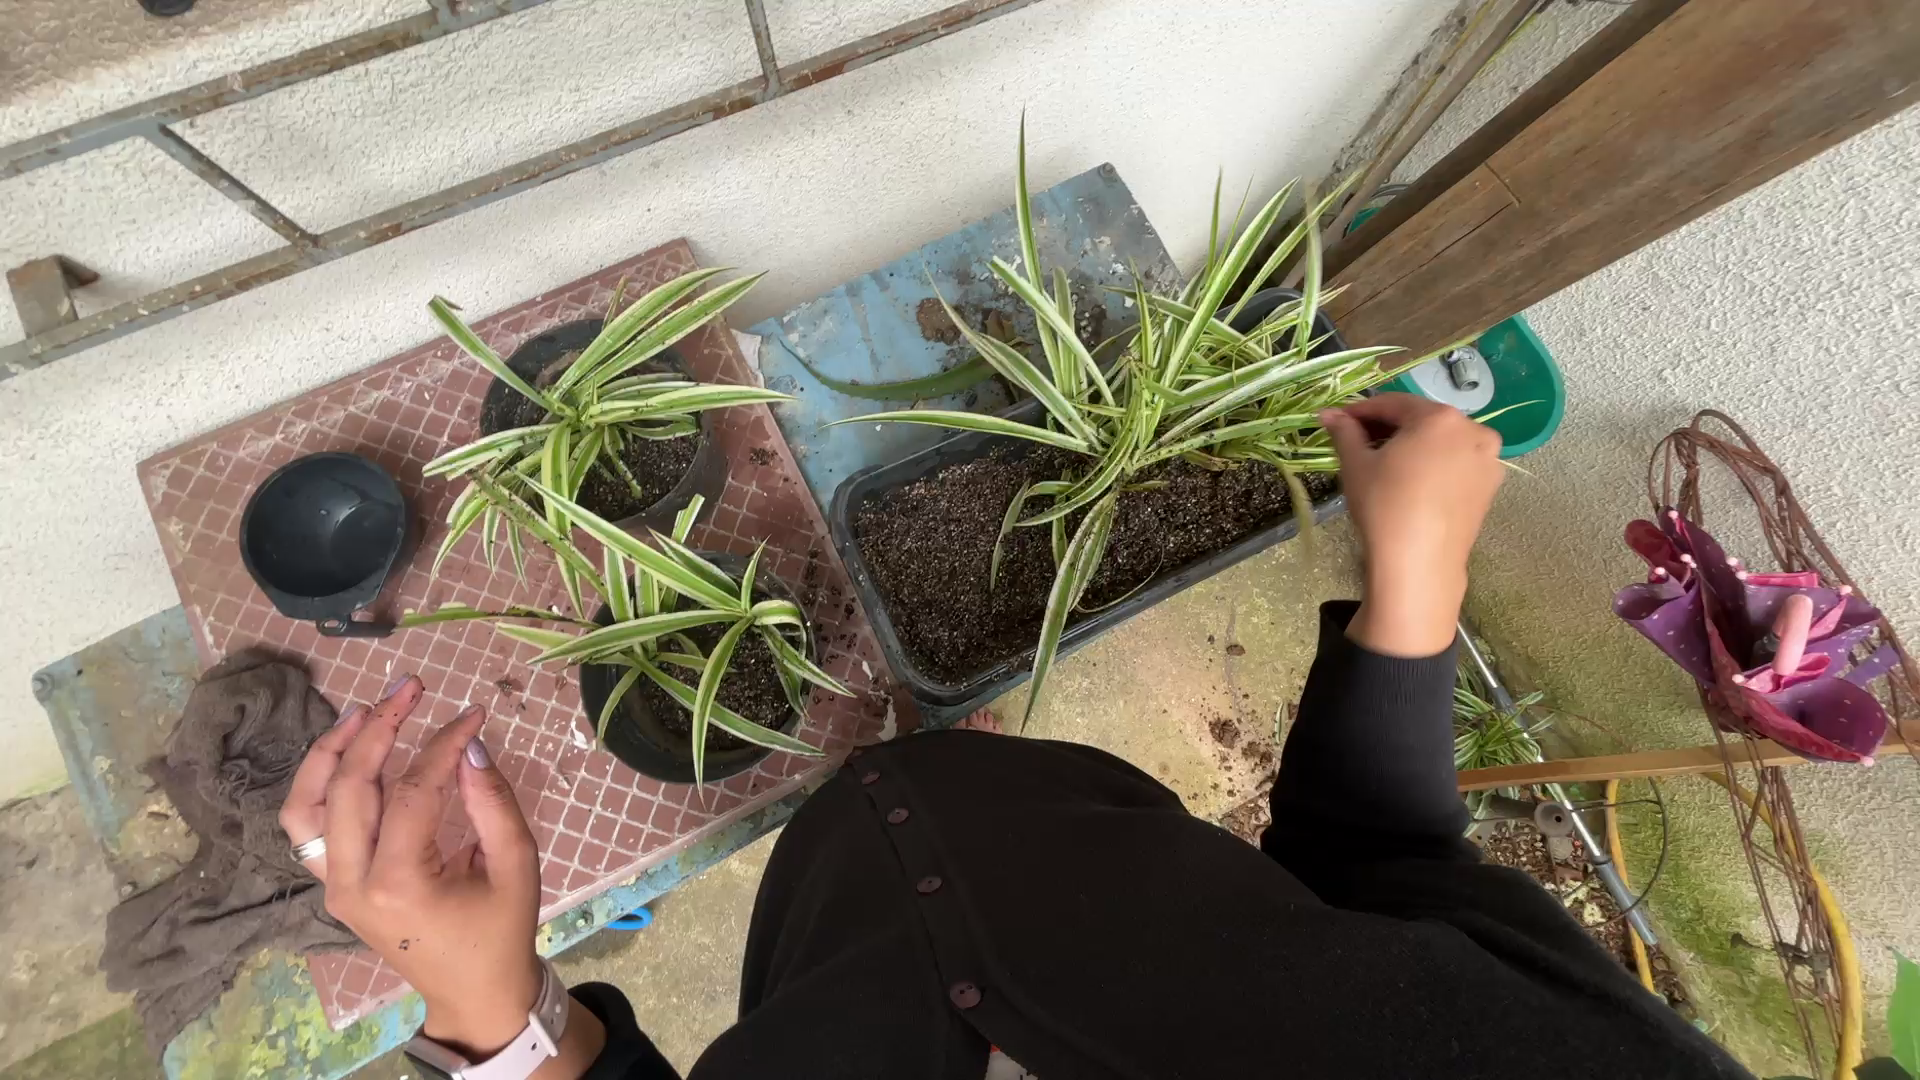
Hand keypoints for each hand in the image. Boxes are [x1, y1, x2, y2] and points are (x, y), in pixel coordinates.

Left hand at [280, 677, 547, 1059]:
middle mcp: (351, 881)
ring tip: (364, 710)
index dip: (444, 742)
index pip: (414, 789)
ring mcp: (331, 885)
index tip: (475, 710)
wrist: (471, 987)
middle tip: (412, 686)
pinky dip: (320, 783)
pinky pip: (307, 827)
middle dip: (378, 727)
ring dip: (331, 752)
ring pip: (306, 807)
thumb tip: (470, 744)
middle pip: (349, 788)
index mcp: (401, 880)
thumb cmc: (502, 924)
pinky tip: (347, 752)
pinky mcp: (331, 883)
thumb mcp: (516, 860)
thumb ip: (492, 800)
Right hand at [1320, 393, 1503, 655]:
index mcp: (1440, 417)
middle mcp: (1473, 430)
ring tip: (1383, 464)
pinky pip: (1456, 462)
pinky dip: (1432, 464)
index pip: (1394, 403)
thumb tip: (1327, 414)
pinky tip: (1410, 482)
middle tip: (1357, 443)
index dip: (1361, 410)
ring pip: (1441, 441)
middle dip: (1388, 428)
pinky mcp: (1490, 484)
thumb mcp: (1356, 465)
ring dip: (1411, 445)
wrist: (1417, 560)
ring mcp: (1488, 458)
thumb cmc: (1383, 505)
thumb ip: (1344, 432)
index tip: (1337, 421)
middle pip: (1421, 419)